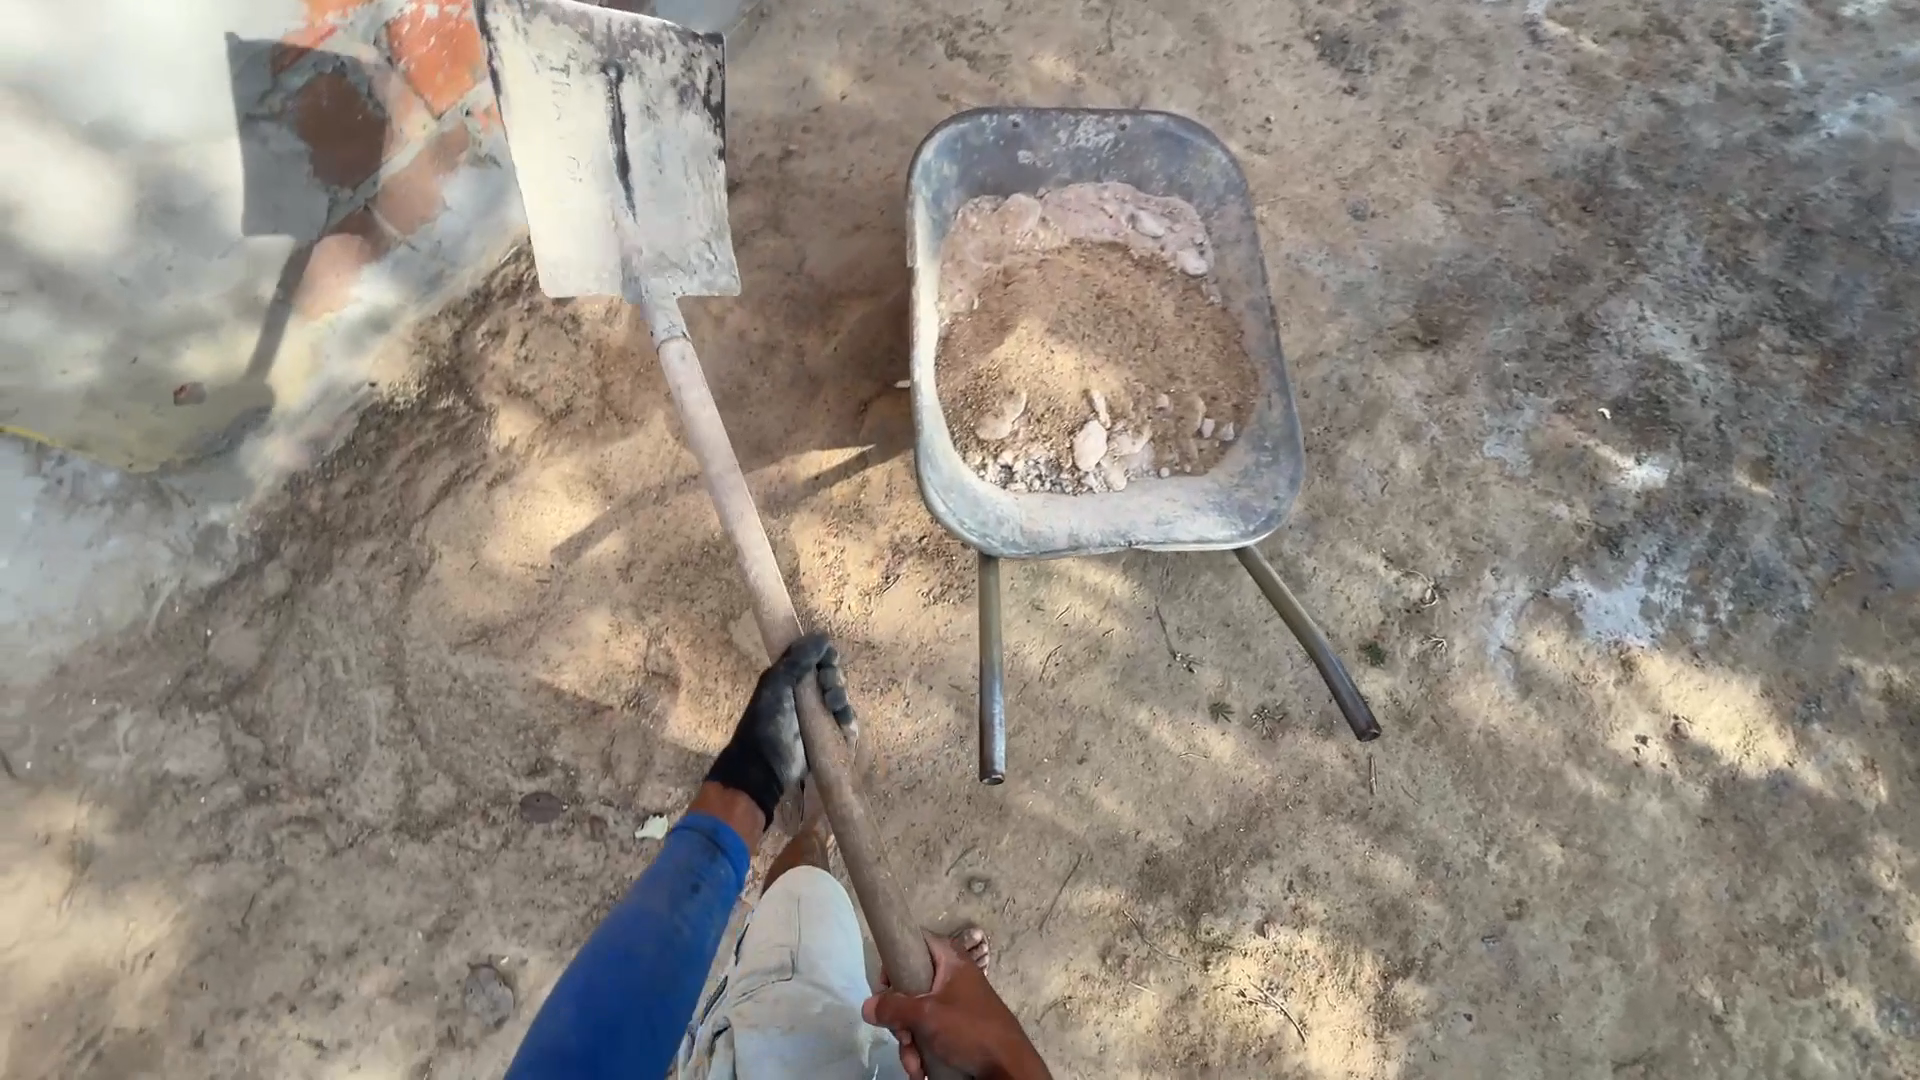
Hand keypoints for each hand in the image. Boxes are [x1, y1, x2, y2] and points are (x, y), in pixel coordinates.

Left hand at [704, 632, 854, 827]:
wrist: (765, 765)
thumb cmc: (768, 720)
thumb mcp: (777, 684)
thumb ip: (798, 659)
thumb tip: (823, 635)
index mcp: (791, 677)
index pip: (817, 657)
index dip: (826, 656)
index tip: (828, 659)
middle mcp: (805, 693)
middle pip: (832, 675)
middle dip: (834, 677)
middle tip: (827, 686)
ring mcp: (817, 715)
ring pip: (841, 697)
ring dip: (841, 698)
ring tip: (833, 706)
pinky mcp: (827, 735)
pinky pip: (846, 721)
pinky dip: (848, 720)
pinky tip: (843, 722)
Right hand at [862, 933, 1049, 1079]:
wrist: (1008, 1066)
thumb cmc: (969, 1028)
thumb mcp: (927, 1015)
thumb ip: (894, 1008)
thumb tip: (866, 1005)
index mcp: (949, 958)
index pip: (915, 941)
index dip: (895, 959)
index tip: (885, 987)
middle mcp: (951, 975)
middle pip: (911, 985)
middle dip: (900, 1018)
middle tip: (903, 1035)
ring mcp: (954, 1003)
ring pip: (917, 1014)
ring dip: (909, 1041)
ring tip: (915, 1063)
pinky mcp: (957, 1028)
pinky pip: (929, 1032)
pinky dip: (922, 1050)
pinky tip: (922, 1070)